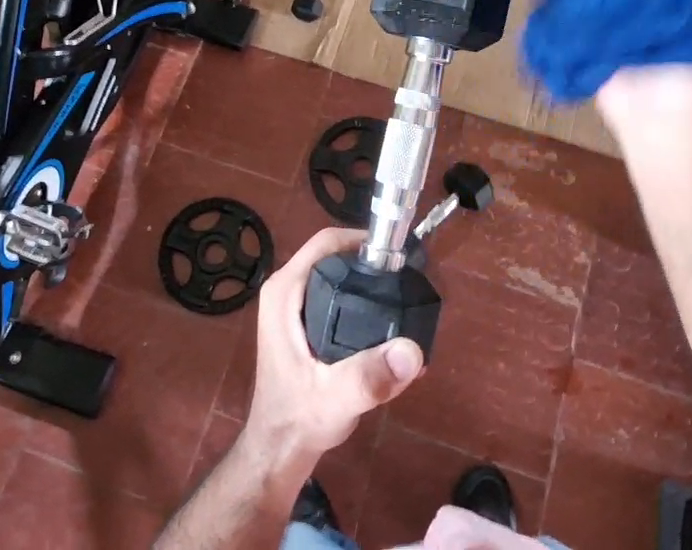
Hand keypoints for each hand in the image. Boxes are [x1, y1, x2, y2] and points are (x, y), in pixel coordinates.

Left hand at [241, 228, 424, 460]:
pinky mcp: (306, 324)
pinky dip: (364, 307)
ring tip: (407, 303)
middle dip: (373, 265)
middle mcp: (287, 291)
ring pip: (339, 278)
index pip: (325, 243)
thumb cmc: (298, 419)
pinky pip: (339, 298)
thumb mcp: (335, 397)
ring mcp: (296, 308)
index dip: (362, 240)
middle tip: (410, 280)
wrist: (279, 451)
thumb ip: (370, 376)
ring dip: (372, 287)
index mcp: (284, 292)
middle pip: (336, 257)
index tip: (399, 254)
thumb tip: (412, 350)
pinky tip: (392, 330)